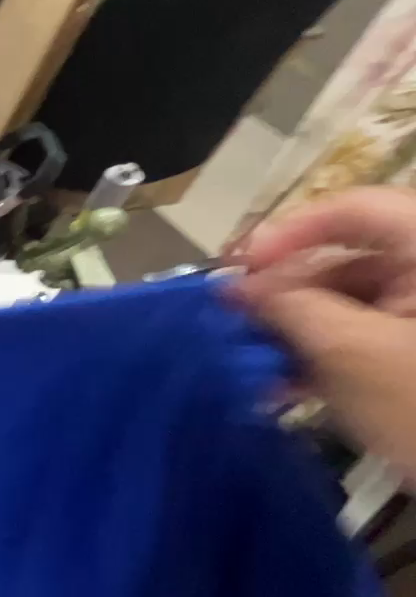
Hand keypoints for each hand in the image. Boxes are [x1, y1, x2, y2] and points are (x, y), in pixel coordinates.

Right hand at [236, 188, 415, 475]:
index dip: (288, 233)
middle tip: (231, 330)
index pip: (355, 210)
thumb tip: (233, 286)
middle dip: (281, 295)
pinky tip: (286, 386)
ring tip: (254, 369)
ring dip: (292, 331)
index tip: (236, 274)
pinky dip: (320, 354)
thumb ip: (286, 307)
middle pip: (347, 258)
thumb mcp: (348, 352)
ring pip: (348, 301)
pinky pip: (364, 334)